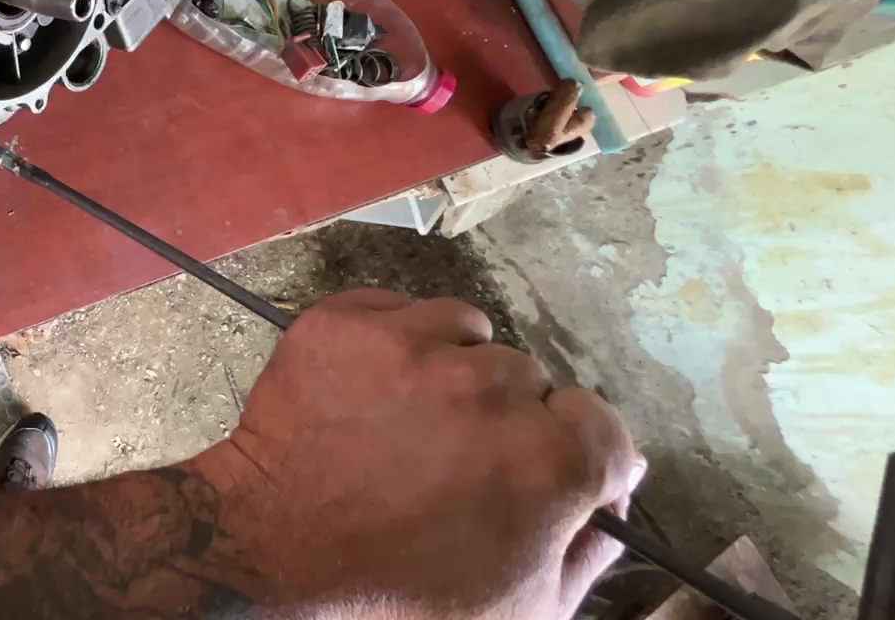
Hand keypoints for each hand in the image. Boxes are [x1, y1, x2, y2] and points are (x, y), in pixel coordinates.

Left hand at [192, 289, 642, 618]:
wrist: (280, 540)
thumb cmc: (401, 588)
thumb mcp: (527, 605)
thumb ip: (591, 541)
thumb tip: (614, 479)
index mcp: (547, 457)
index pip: (597, 419)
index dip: (567, 442)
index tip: (531, 455)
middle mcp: (482, 385)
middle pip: (523, 373)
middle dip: (501, 405)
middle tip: (451, 441)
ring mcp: (404, 342)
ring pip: (460, 325)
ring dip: (449, 356)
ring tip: (411, 400)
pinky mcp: (342, 319)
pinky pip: (393, 305)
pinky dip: (390, 331)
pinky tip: (370, 375)